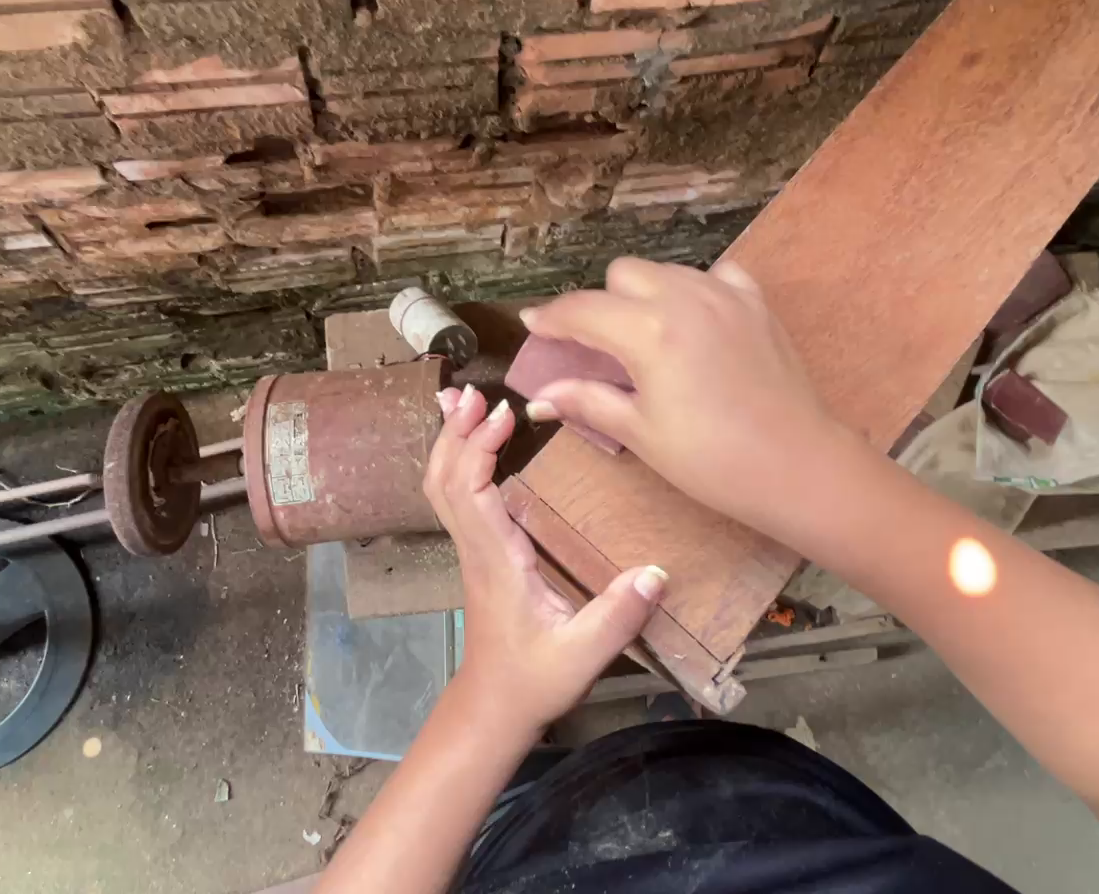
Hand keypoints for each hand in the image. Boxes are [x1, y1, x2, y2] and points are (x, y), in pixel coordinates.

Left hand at [425, 383, 666, 732]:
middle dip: (455, 432)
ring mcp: (472, 548)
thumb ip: (617, 617)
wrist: (494, 706)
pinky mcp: (479, 551)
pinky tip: (476, 443)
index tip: (505, 414)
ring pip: (443, 485)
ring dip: (450, 441)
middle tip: (474, 392)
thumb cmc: (533, 681)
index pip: (469, 491)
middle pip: (443, 479)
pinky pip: (456, 495)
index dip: (477, 446)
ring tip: (465, 403)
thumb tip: (655, 572)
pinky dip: (459, 460)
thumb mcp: (581, 656)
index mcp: (495, 560)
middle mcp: (475, 547)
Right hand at [520, 257, 852, 539]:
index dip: (551, 317)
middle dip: (602, 303)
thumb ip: (587, 401)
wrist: (796, 465)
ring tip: (646, 335)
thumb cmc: (711, 458)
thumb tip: (540, 395)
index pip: (582, 309)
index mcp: (648, 330)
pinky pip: (714, 274)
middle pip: (623, 274)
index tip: (533, 323)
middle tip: (600, 344)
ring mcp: (725, 293)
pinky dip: (695, 290)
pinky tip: (696, 322)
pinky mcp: (756, 302)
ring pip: (666, 270)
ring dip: (644, 294)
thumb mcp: (641, 432)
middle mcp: (683, 296)